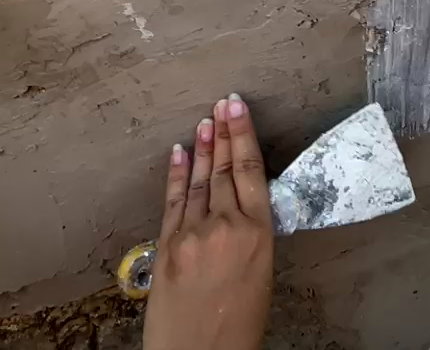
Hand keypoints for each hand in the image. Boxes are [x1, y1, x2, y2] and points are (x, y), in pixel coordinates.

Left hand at [140, 95, 273, 349]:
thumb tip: (240, 202)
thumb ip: (251, 232)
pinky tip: (180, 152)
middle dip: (223, 133)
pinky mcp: (168, 249)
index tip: (238, 108)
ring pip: (201, 182)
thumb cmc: (240, 325)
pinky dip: (178, 175)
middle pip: (225, 169)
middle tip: (222, 103)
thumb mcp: (262, 271)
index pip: (250, 170)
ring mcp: (193, 235)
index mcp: (257, 233)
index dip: (243, 134)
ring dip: (203, 148)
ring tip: (205, 121)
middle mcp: (226, 226)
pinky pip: (174, 203)